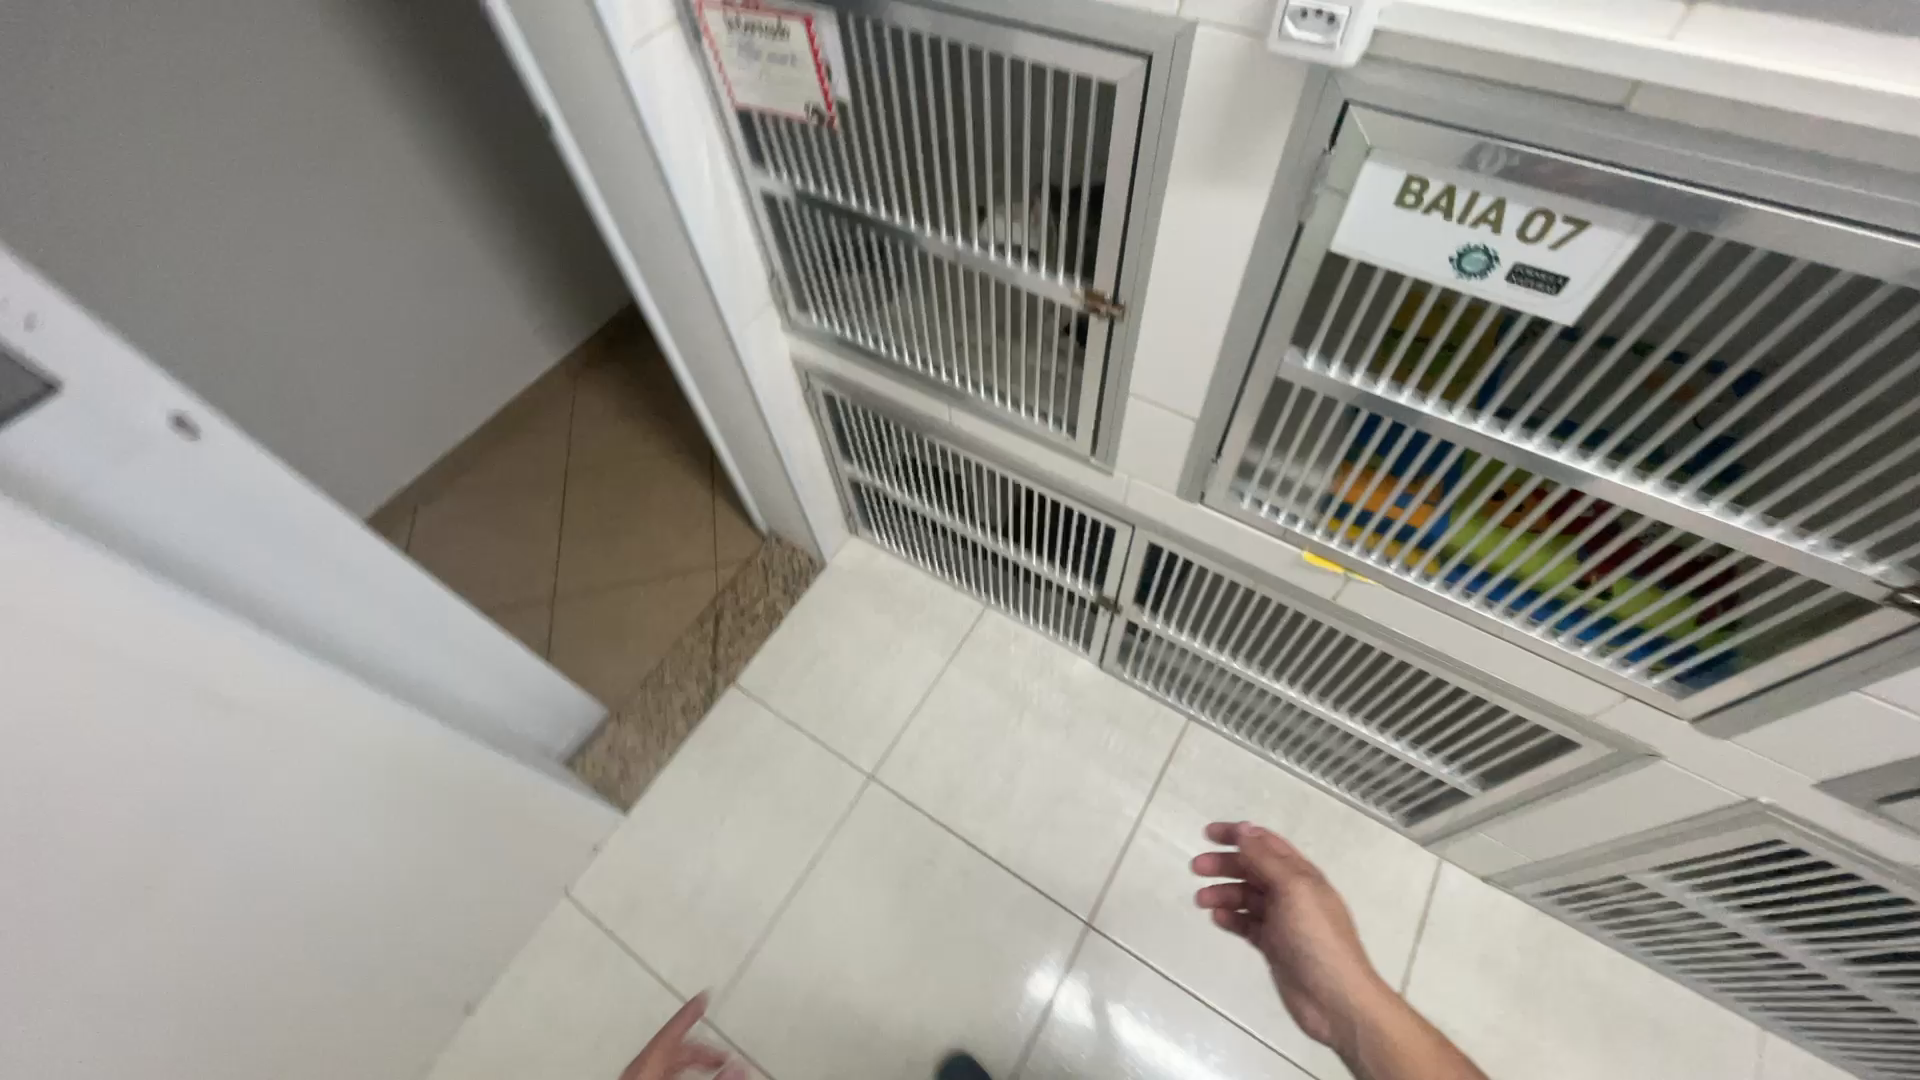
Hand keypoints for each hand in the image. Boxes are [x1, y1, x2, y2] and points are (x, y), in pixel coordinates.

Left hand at [619, 993, 745, 1079]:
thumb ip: (714, 1079)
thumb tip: (740, 1065)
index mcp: (644, 1070)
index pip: (669, 1034)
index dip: (688, 1013)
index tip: (705, 995)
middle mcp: (635, 1075)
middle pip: (670, 1051)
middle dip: (700, 1049)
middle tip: (724, 1054)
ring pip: (663, 1068)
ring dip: (691, 1066)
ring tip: (713, 1070)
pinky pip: (657, 1079)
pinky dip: (678, 1077)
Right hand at [1191, 821, 1392, 1057]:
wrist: (1336, 1001)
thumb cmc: (1316, 938)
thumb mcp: (1293, 889)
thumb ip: (1266, 858)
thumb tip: (1244, 828)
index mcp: (1299, 874)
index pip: (1264, 842)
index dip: (1236, 834)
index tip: (1207, 834)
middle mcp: (1290, 893)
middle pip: (1251, 868)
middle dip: (1223, 864)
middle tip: (1196, 868)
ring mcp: (1281, 920)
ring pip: (1245, 896)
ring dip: (1222, 892)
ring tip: (1201, 900)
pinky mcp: (1273, 946)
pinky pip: (1246, 923)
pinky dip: (1230, 918)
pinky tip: (1217, 919)